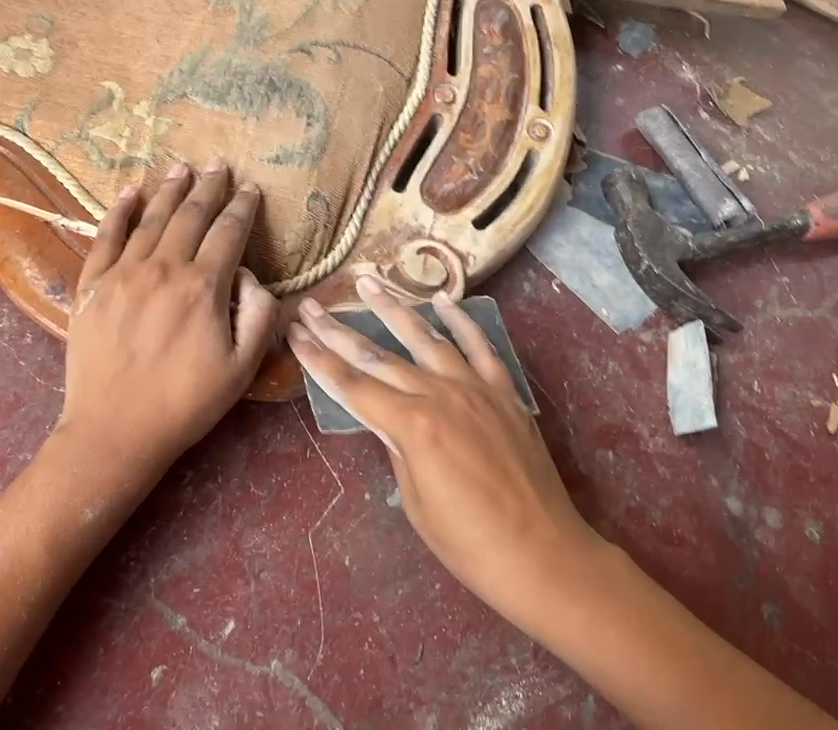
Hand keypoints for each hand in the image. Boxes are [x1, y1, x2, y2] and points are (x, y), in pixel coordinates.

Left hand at [57, 160, 280, 479]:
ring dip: (170, 190)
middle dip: (209, 187)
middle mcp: (163, 269)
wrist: (115, 430)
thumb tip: (248, 276)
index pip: (228, 233)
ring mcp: (122, 274)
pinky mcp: (92, 286)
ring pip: (151, 219)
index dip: (242, 208)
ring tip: (182, 167)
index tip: (251, 188)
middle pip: (190, 216)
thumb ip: (258, 315)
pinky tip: (129, 192)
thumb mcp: (242, 368)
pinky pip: (105, 237)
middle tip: (219, 163)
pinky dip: (118, 211)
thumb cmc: (185, 404)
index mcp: (203, 288)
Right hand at [285, 278, 601, 615]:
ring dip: (394, 308)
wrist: (541, 554)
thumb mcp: (414, 500)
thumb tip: (386, 419)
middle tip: (312, 306)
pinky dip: (462, 323)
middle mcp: (439, 394)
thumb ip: (397, 448)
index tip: (295, 333)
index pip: (351, 384)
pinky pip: (481, 348)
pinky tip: (443, 302)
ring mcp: (475, 388)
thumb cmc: (468, 542)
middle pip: (378, 355)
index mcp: (410, 425)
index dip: (318, 359)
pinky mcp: (505, 393)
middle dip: (339, 330)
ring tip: (368, 283)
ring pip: (427, 338)